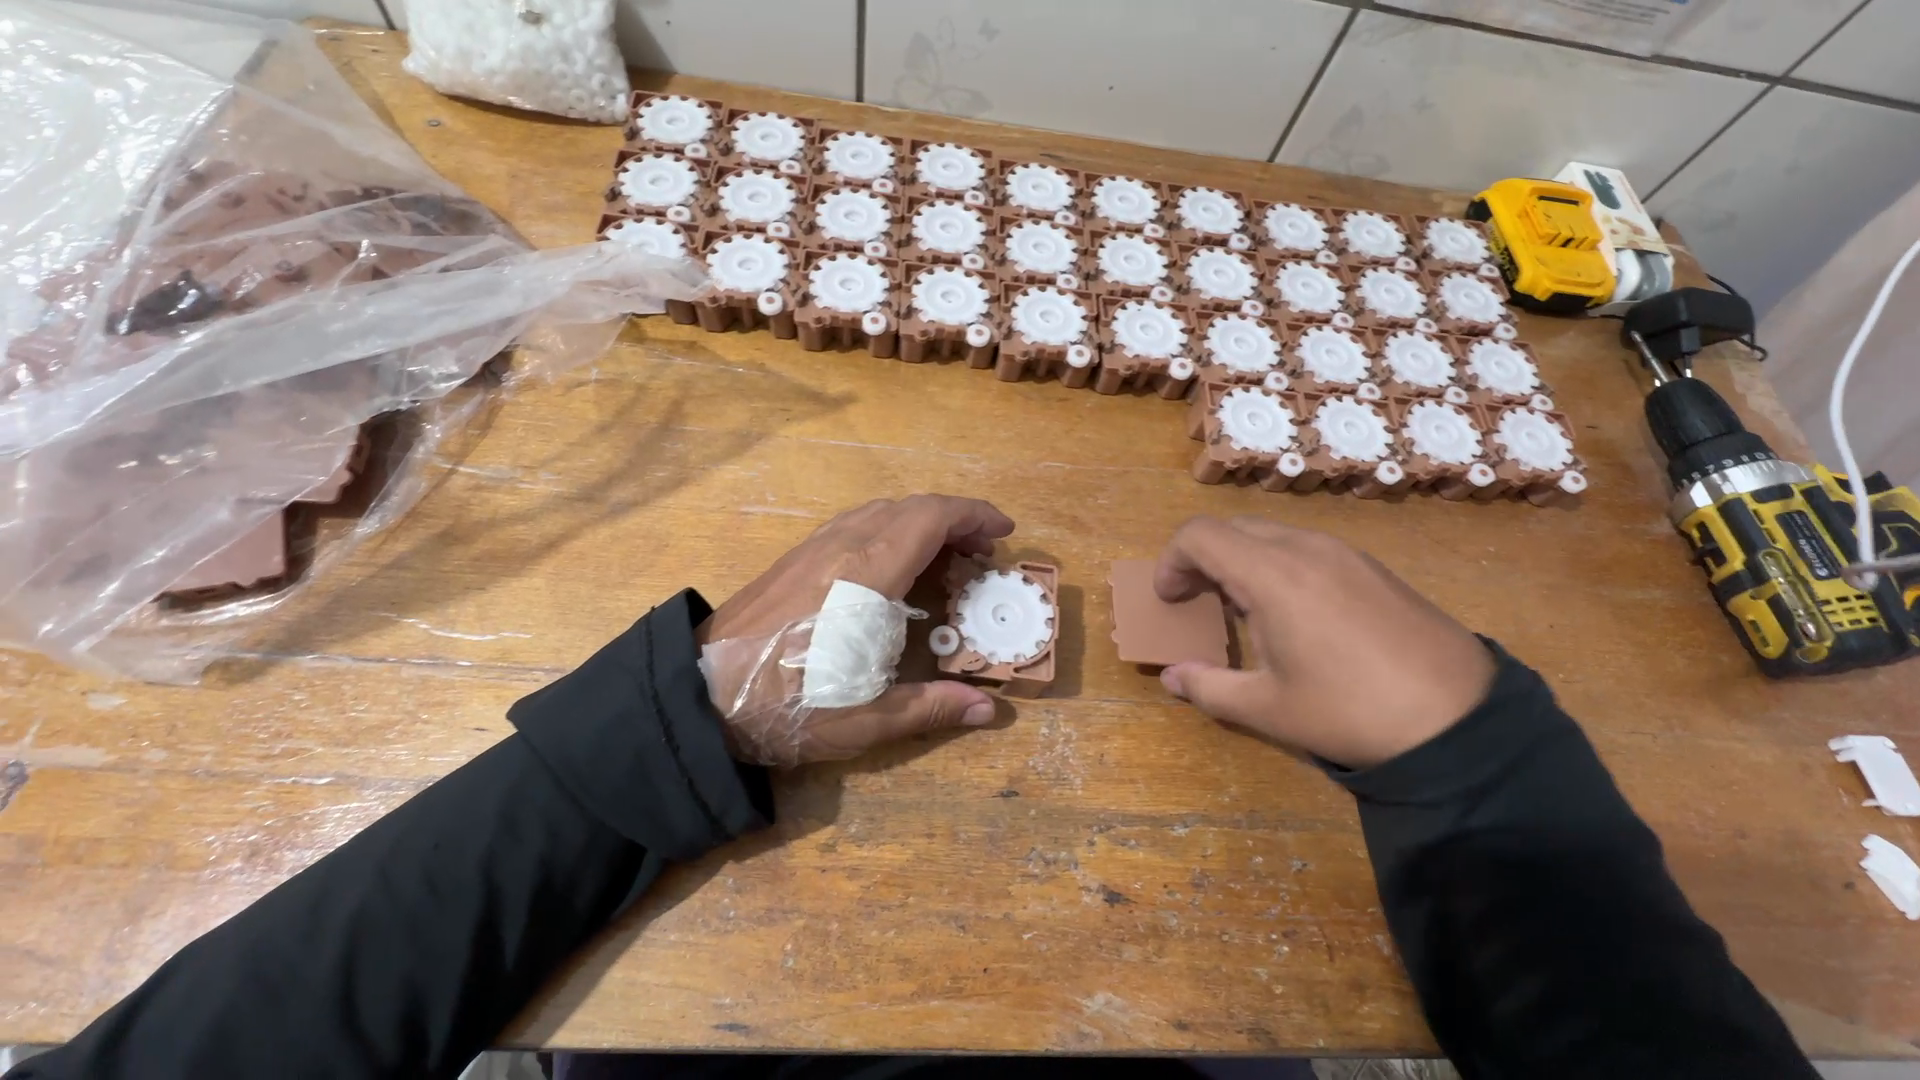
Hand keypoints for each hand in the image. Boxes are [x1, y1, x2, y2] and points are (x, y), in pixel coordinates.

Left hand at [699, 495, 1014, 765]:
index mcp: (867, 575)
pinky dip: (888, 529)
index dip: (973, 515)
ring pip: (878, 511)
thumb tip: (989, 711)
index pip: (929, 518)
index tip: (1003, 531)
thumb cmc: (788, 706)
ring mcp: (813, 548)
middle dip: (954, 520)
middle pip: (909, 507)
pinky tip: (892, 564)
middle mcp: (842, 547)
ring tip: (945, 556)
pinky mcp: (794, 558)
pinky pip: (853, 524)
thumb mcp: (865, 719)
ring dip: (920, 522)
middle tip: (982, 553)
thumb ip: (931, 707)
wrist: (700, 696)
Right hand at [1154, 516, 1495, 768]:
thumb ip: (1207, 687)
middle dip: (1202, 558)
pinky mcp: (1372, 566)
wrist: (1459, 717)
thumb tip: (1172, 677)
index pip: (1199, 535)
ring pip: (1271, 534)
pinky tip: (1295, 615)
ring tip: (1246, 611)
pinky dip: (1278, 565)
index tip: (1170, 600)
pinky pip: (1306, 548)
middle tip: (1199, 602)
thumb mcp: (1267, 709)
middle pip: (1232, 528)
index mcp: (1272, 574)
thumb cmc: (1350, 711)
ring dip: (1242, 560)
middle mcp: (1306, 548)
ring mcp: (1344, 553)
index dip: (1170, 561)